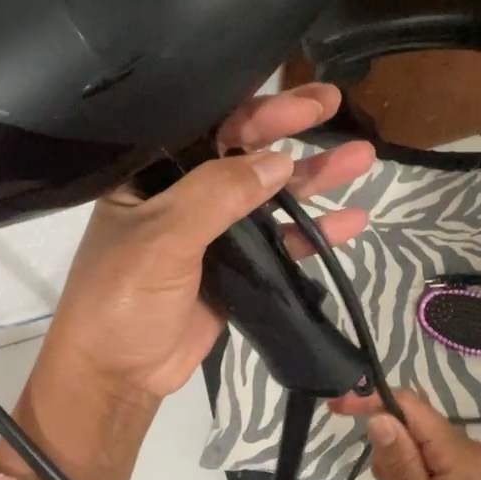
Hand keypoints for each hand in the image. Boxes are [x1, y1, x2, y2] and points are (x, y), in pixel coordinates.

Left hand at [41, 82, 374, 399]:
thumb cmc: (121, 298)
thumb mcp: (162, 238)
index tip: (306, 104)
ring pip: (272, 197)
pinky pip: (282, 244)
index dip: (260, 112)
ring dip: (315, 179)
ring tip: (361, 158)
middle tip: (336, 104)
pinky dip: (315, 234)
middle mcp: (186, 196)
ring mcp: (215, 233)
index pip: (211, 128)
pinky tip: (353, 221)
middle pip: (248, 155)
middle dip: (293, 131)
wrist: (118, 375)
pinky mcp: (238, 270)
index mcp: (155, 176)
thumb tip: (278, 159)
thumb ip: (217, 196)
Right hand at [340, 392, 480, 479]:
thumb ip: (401, 465)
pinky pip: (432, 465)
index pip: (410, 405)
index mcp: (458, 455)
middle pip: (412, 425)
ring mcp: (472, 466)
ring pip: (418, 447)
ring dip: (401, 472)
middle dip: (389, 452)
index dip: (372, 400)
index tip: (335, 409)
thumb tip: (379, 416)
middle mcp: (469, 450)